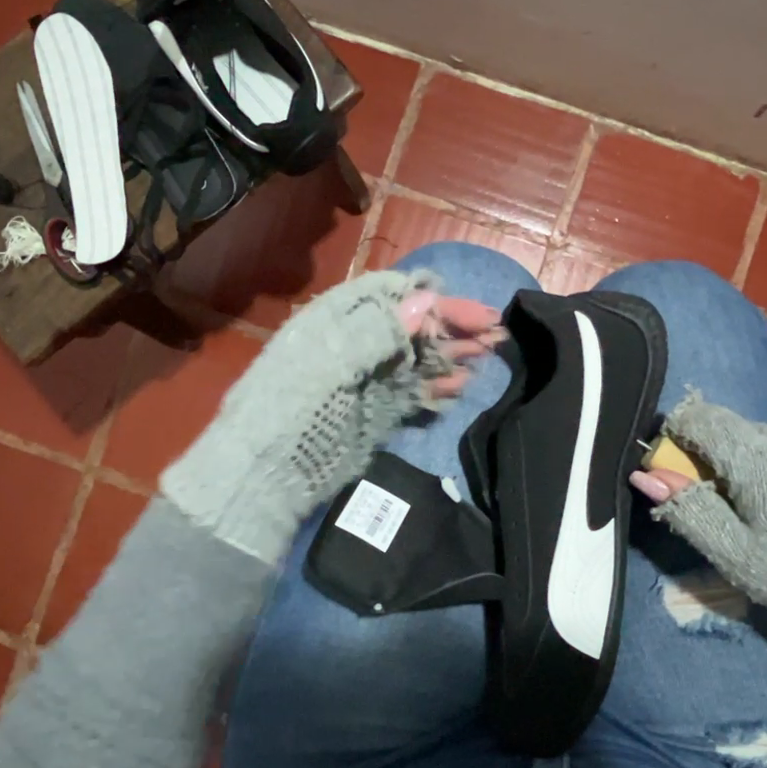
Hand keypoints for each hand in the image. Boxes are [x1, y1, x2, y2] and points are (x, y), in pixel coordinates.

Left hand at [160, 270, 501, 562]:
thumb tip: (425, 300)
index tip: (473, 310)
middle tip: (496, 333)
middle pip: (412, 325)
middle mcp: (355, 343)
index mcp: (337, 320)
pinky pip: (413, 393)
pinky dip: (438, 387)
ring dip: (452, 354)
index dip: (433, 299)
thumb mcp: (333, 360)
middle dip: (452, 327)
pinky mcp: (376, 412)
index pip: (392, 295)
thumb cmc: (295, 406)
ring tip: (489, 354)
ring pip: (418, 358)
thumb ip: (379, 330)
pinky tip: (463, 385)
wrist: (270, 472)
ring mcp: (368, 379)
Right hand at [628, 394, 766, 688]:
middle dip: (716, 457)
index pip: (702, 417)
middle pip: (734, 430)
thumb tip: (645, 474)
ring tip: (762, 509)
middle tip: (719, 501)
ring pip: (765, 440)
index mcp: (760, 457)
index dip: (679, 434)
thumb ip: (687, 507)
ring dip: (750, 463)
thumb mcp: (733, 552)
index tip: (675, 465)